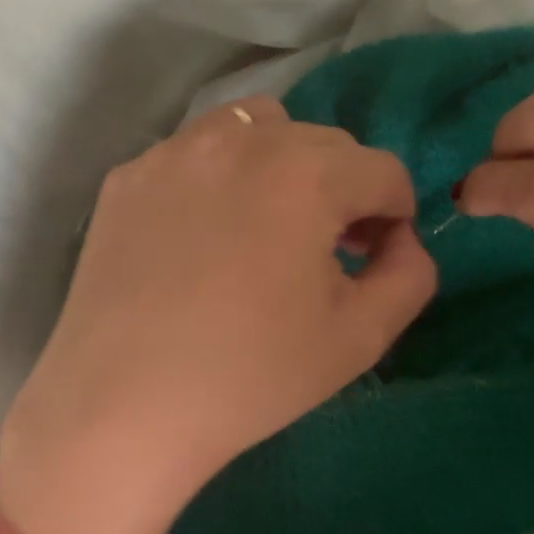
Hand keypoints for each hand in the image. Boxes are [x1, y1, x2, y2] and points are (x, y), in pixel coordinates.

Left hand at [0, 96, 435, 533]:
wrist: (123, 404)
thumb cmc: (251, 376)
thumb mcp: (360, 337)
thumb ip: (410, 273)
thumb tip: (402, 238)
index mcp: (307, 173)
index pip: (382, 170)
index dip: (395, 213)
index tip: (377, 254)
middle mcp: (241, 140)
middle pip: (323, 144)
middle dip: (342, 188)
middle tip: (326, 248)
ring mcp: (175, 152)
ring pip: (254, 129)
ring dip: (280, 165)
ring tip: (264, 226)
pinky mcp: (128, 176)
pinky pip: (193, 154)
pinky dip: (216, 178)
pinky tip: (201, 236)